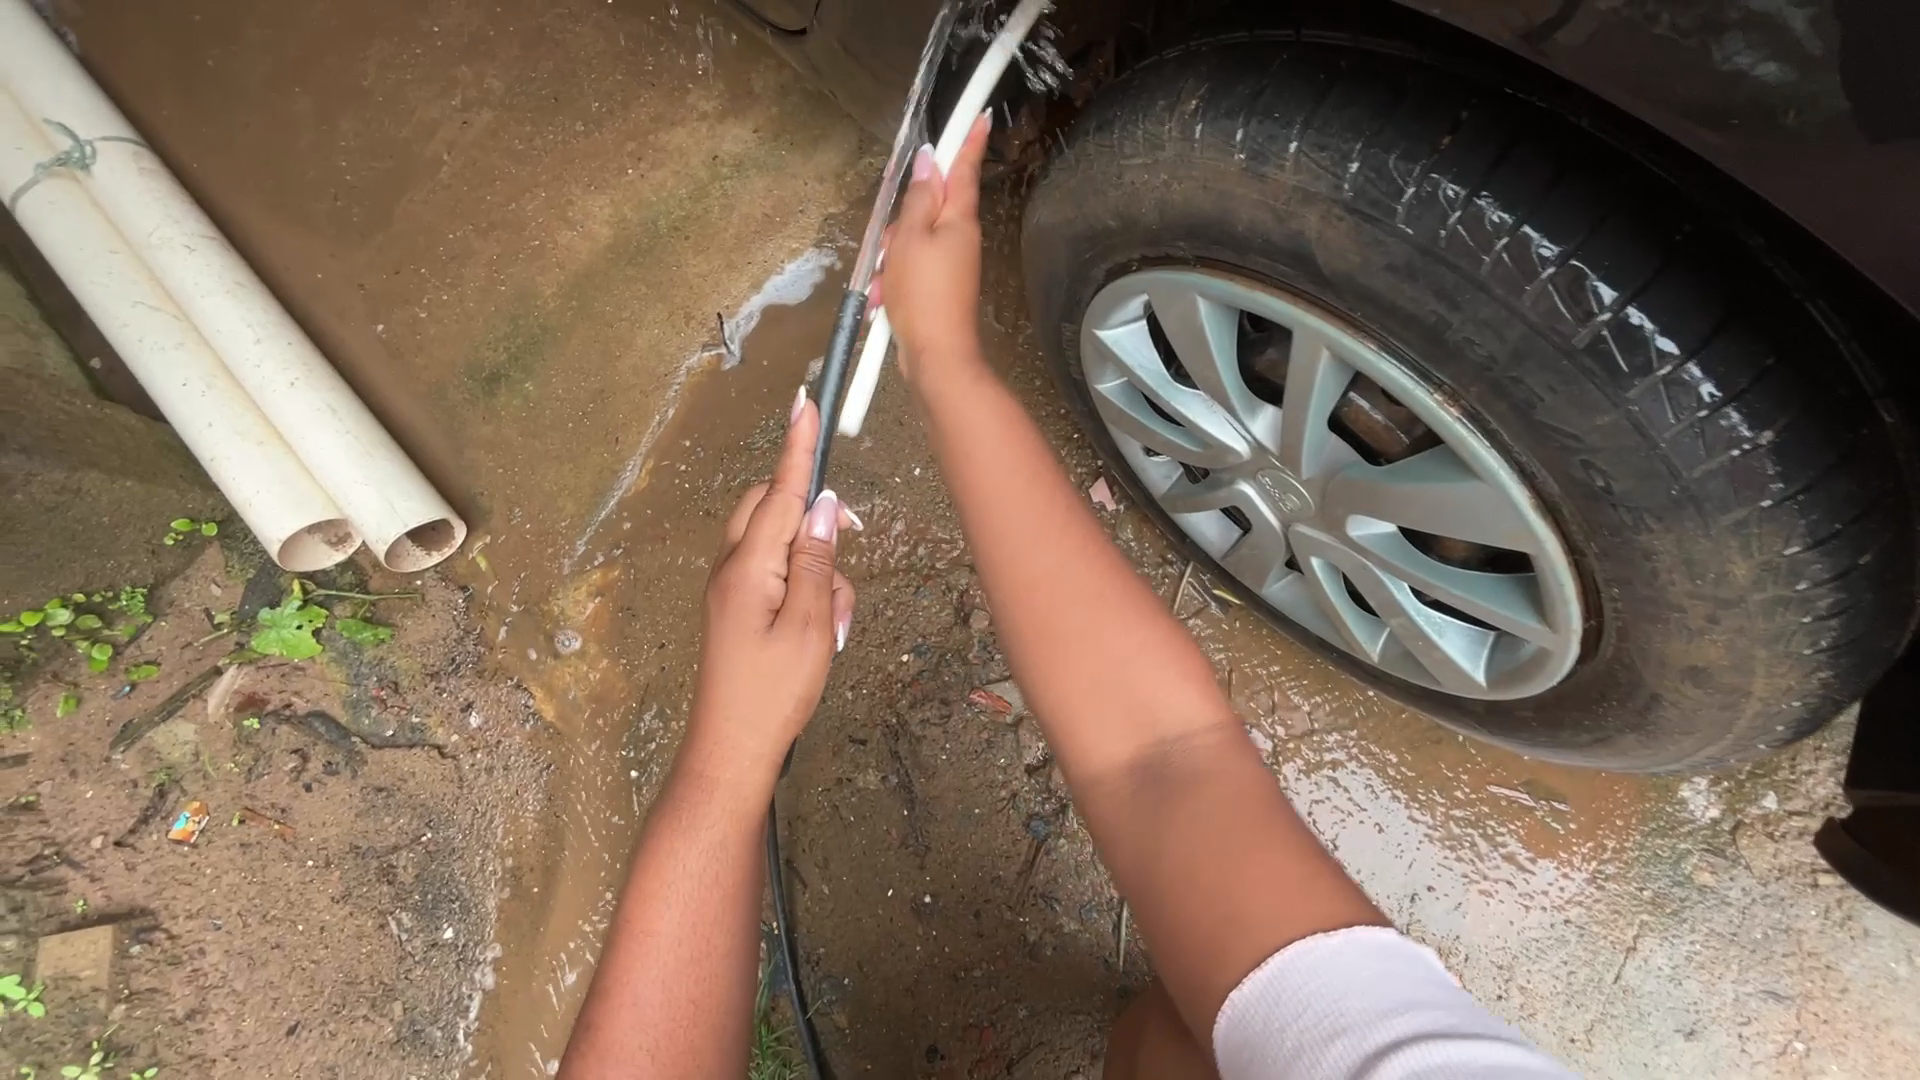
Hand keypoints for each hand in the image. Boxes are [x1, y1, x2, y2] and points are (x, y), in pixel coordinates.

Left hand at [689, 388, 856, 780]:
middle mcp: (732, 568)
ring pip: (780, 546)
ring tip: (832, 624)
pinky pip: (776, 576)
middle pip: (770, 510)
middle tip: (848, 545)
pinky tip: (820, 630)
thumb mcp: (810, 624)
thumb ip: (816, 559)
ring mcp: (731, 589)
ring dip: (816, 570)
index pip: (778, 492)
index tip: (804, 404)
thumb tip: (822, 506)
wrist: (732, 748)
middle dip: (812, 519)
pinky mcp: (738, 607)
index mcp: (747, 567)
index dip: (796, 448)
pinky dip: (804, 590)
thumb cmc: (774, 692)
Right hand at [872, 113, 990, 384]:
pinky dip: (894, 283)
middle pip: (927, 209)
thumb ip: (918, 200)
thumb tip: (930, 161)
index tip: (983, 115)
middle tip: (891, 246)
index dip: (969, 141)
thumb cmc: (923, 295)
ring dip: (891, 259)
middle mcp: (959, 239)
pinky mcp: (937, 290)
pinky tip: (885, 302)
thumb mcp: (910, 239)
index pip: (963, 169)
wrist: (935, 356)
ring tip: (885, 284)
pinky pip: (911, 272)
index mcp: (959, 220)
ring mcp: (949, 266)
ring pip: (912, 243)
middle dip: (900, 223)